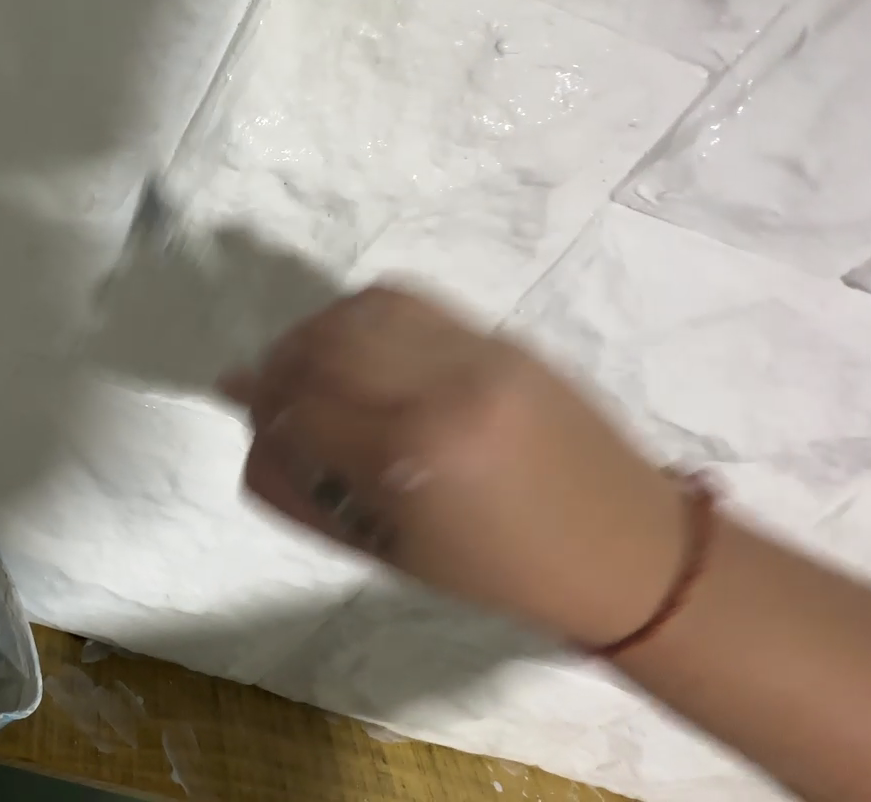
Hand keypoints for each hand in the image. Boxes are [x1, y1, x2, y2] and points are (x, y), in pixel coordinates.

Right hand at [222, 284, 687, 645]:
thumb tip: (239, 408)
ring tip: (308, 362)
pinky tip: (354, 344)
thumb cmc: (492, 571)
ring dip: (312, 333)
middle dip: (277, 366)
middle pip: (316, 345)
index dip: (261, 409)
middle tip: (270, 389)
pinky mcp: (498, 335)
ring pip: (354, 310)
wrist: (630, 552)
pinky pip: (401, 299)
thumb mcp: (378, 547)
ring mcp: (475, 352)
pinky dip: (358, 314)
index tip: (254, 418)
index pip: (294, 404)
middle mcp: (438, 387)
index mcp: (409, 455)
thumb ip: (290, 480)